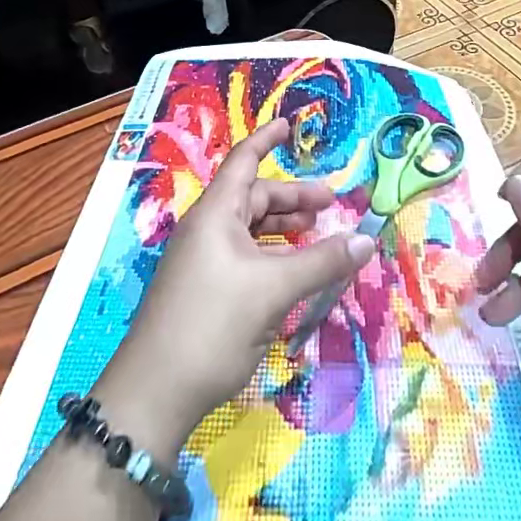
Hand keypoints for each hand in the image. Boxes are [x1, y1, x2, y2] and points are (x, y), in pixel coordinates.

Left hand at [92, 119, 375, 456]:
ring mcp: (202, 262)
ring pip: (251, 231)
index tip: (289, 126)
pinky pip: (245, 258)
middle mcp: (207, 230)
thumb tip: (367, 240)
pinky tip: (293, 275)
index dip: (267, 140)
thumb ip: (323, 261)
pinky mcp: (204, 290)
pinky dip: (273, 256)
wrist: (154, 394)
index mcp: (216, 214)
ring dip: (285, 230)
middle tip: (330, 206)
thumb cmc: (212, 324)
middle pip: (255, 198)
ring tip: (318, 239)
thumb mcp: (275, 289)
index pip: (244, 162)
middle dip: (293, 198)